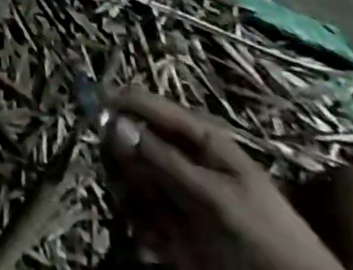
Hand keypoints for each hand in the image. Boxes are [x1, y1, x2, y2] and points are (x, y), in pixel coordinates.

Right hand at [103, 93, 343, 269]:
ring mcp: (179, 194)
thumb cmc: (263, 238)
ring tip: (153, 230)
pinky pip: (142, 216)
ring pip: (132, 181)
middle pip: (133, 143)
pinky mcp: (175, 227)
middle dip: (123, 166)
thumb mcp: (213, 197)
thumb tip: (115, 123)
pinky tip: (159, 249)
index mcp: (200, 140)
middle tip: (126, 189)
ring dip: (134, 203)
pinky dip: (144, 231)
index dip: (119, 103)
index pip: (149, 107)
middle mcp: (184, 160)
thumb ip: (163, 160)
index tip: (88, 106)